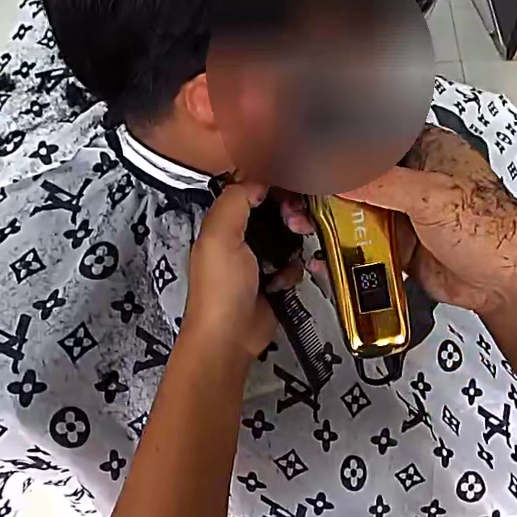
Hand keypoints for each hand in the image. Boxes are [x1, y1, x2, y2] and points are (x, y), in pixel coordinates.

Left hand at [183, 183, 290, 359]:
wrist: (231, 337)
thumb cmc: (219, 291)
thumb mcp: (220, 236)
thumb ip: (235, 200)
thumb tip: (258, 180)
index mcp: (223, 222)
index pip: (250, 189)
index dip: (272, 185)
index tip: (290, 188)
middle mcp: (240, 238)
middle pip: (275, 210)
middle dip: (290, 213)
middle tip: (297, 222)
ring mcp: (259, 260)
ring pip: (288, 235)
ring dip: (294, 242)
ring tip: (291, 256)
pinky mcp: (275, 280)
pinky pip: (294, 263)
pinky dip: (294, 270)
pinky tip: (284, 280)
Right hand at [291, 127, 516, 315]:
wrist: (507, 287)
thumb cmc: (494, 233)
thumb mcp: (431, 198)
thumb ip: (380, 182)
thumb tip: (335, 169)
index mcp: (426, 150)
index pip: (370, 140)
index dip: (335, 148)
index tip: (304, 160)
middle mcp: (412, 179)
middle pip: (355, 178)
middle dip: (322, 191)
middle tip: (297, 200)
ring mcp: (405, 215)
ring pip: (355, 213)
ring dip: (327, 221)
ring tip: (302, 226)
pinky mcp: (400, 247)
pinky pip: (363, 245)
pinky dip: (341, 251)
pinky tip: (324, 256)